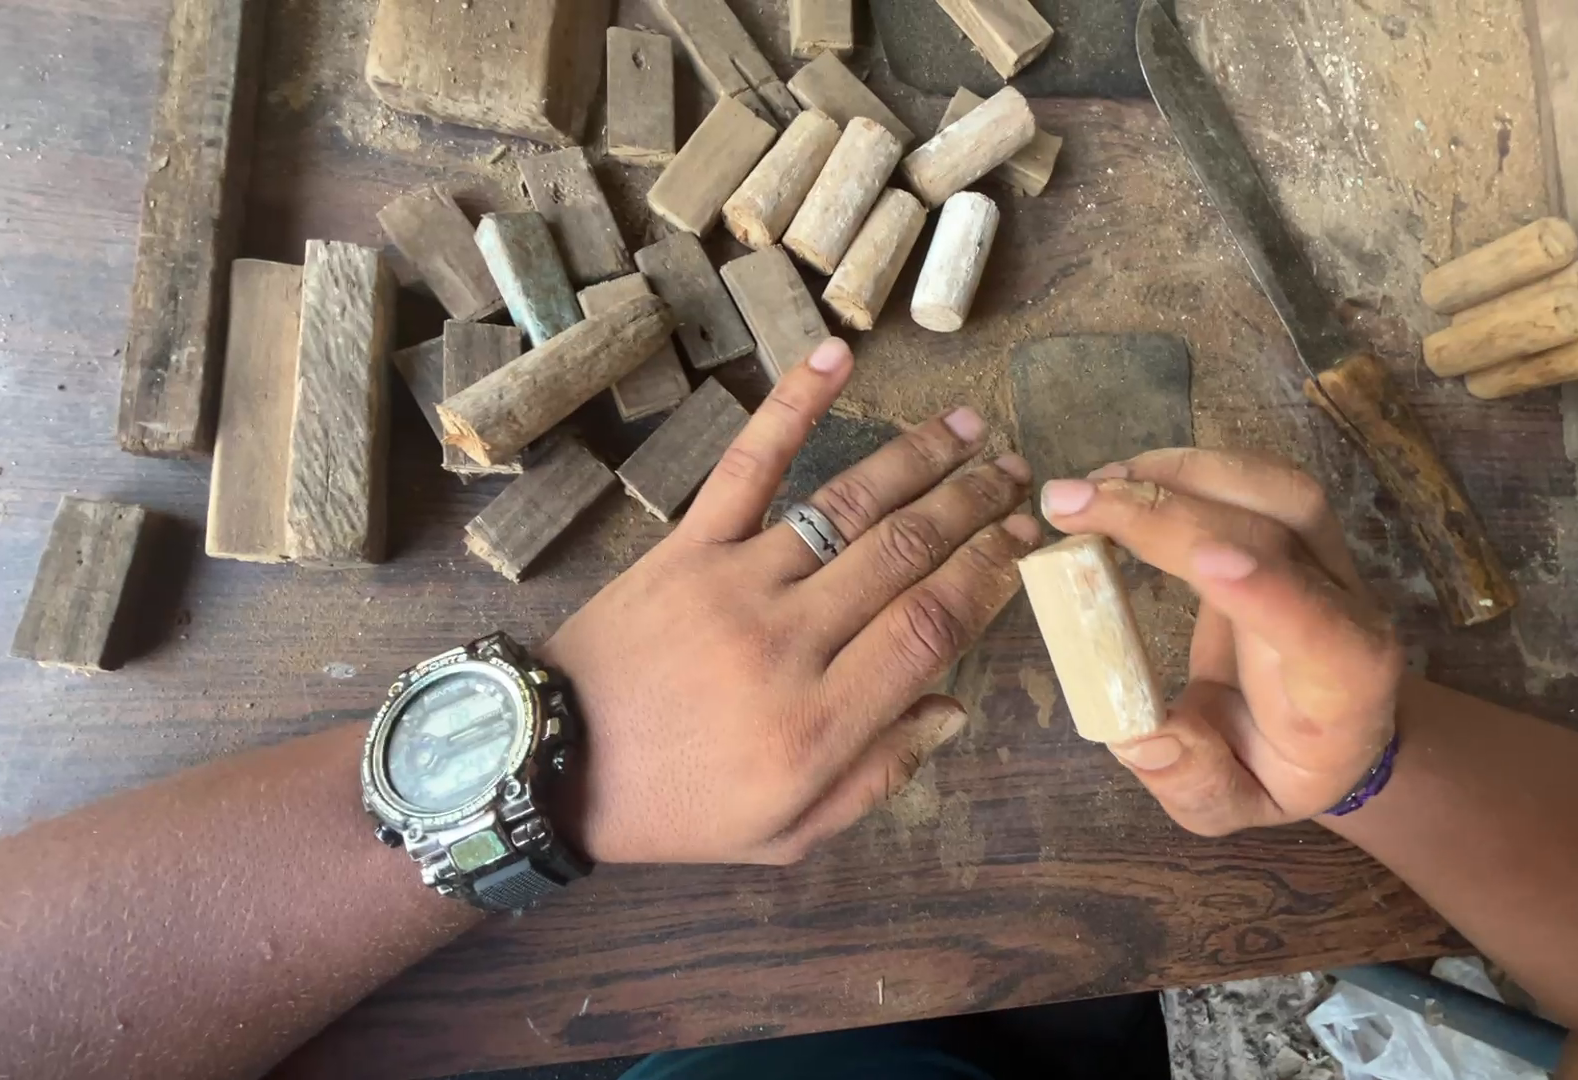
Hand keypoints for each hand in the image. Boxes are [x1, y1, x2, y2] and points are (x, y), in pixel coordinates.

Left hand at [544, 339, 1040, 864]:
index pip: (932, 627)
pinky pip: (748, 465)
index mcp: (820, 724)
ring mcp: (733, 581)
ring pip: (848, 505)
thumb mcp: (786, 833)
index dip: (990, 574)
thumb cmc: (677, 806)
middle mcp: (787, 642)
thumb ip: (879, 774)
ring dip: (919, 458)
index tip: (1024, 541)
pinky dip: (793, 404)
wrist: (553, 762)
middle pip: (904, 554)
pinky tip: (838, 357)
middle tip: (1016, 476)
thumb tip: (954, 705)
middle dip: (973, 507)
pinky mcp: (685, 545)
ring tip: (971, 428)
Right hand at [1039, 449, 1402, 834]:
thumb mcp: (1234, 803)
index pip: (1315, 625)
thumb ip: (1191, 780)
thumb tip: (1138, 736)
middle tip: (1070, 504)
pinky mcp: (1294, 530)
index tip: (1201, 558)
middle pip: (1275, 531)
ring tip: (1092, 485)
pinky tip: (1122, 479)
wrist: (1338, 725)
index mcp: (1338, 684)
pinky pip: (1249, 479)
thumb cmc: (1277, 765)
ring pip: (1272, 487)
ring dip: (1176, 472)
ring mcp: (1326, 558)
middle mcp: (1347, 606)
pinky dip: (1181, 468)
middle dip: (1168, 510)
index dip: (1265, 587)